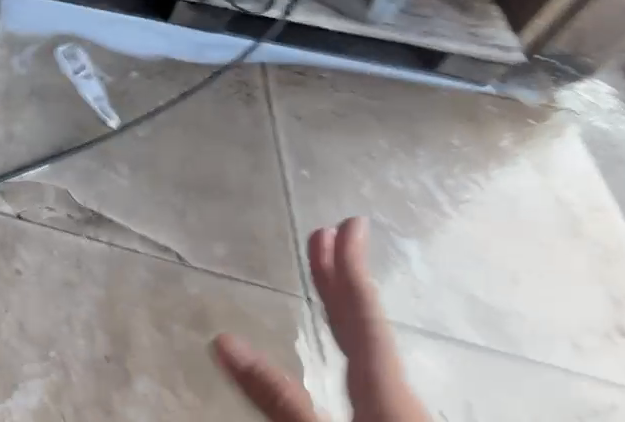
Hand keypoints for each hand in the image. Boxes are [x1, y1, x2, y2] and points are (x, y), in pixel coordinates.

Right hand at [212, 218, 429, 421]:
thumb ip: (279, 399)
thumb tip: (222, 340)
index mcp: (384, 392)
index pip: (362, 316)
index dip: (349, 268)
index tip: (347, 223)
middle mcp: (398, 397)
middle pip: (369, 328)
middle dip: (344, 279)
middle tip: (328, 233)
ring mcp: (402, 416)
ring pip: (373, 351)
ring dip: (348, 309)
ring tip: (330, 281)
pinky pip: (373, 372)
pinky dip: (354, 343)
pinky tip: (349, 354)